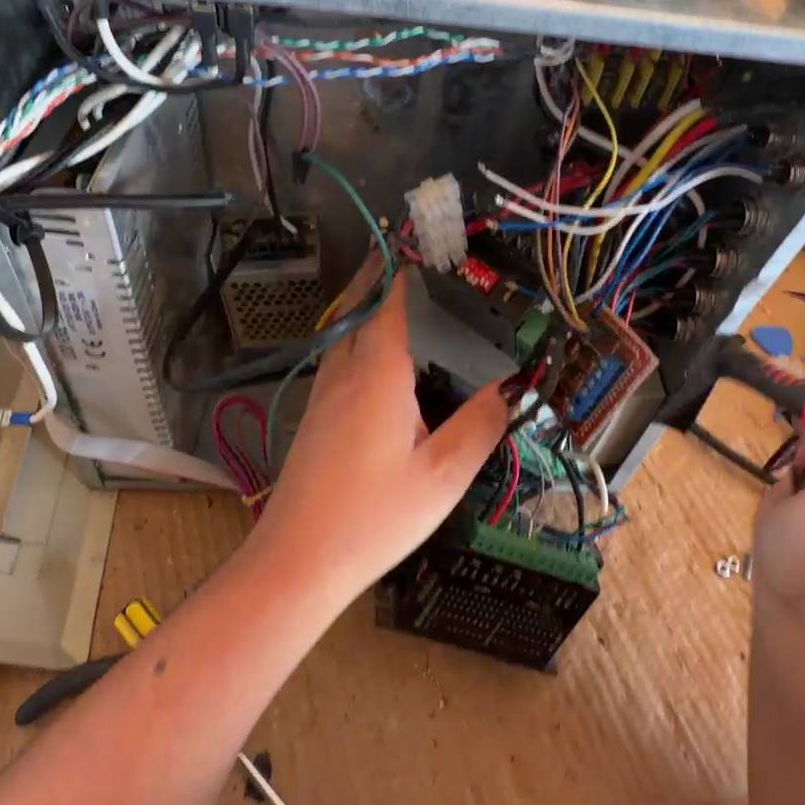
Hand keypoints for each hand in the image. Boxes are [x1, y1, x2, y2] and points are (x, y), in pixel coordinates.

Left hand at [256, 262, 506, 595]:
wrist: (297, 559)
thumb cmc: (374, 517)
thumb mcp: (442, 478)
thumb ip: (479, 427)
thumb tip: (507, 389)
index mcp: (379, 373)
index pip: (393, 302)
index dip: (411, 270)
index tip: (431, 246)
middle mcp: (345, 372)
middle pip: (361, 308)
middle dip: (383, 278)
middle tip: (414, 261)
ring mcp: (323, 394)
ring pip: (345, 332)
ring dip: (367, 307)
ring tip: (399, 300)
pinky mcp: (315, 417)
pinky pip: (340, 359)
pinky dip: (359, 339)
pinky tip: (377, 363)